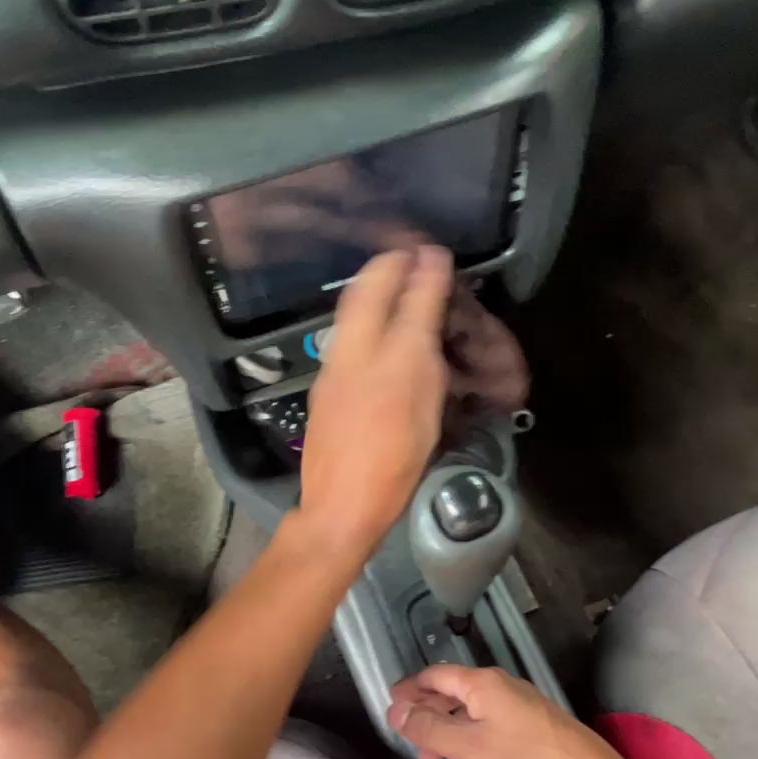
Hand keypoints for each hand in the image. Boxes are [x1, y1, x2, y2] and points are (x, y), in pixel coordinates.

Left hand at [298, 247, 453, 560]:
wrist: (340, 506)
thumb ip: (428, 369)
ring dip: (371, 287)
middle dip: (388, 265)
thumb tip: (426, 336)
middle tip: (405, 252)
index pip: (412, 301)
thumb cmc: (394, 469)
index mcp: (394, 363)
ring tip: (389, 280)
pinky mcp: (323, 389)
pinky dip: (361, 319)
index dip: (426, 272)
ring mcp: (334, 371)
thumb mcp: (426, 418)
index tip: (435, 254)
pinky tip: (372, 329)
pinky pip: (344, 338)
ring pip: (350, 313)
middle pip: (368, 292)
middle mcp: (357, 356)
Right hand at [386, 665, 642, 758]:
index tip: (390, 705)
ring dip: (452, 732)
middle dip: (430, 714)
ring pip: (477, 713)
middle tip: (410, 739)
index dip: (410, 688)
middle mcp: (505, 687)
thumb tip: (396, 710)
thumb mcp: (467, 748)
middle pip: (457, 692)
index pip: (436, 675)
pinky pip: (496, 727)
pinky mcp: (540, 729)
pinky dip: (476, 741)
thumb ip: (429, 729)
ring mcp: (526, 707)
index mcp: (484, 683)